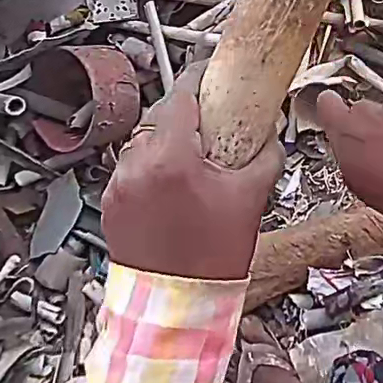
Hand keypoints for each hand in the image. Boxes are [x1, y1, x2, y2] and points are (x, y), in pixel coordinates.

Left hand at [102, 65, 284, 279]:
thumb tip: (270, 133)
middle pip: (162, 113)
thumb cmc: (210, 262)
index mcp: (172, 159)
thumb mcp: (250, 200)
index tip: (212, 73)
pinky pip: (132, 165)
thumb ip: (266, 156)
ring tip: (191, 159)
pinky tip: (172, 184)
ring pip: (144, 138)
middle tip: (210, 123)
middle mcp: (138, 165)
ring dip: (166, 138)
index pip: (183, 93)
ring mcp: (120, 183)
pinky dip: (151, 165)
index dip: (201, 76)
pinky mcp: (112, 199)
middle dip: (187, 112)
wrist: (176, 309)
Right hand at [315, 90, 382, 230]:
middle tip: (368, 151)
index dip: (328, 111)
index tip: (332, 119)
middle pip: (356, 109)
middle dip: (360, 126)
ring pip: (381, 114)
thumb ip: (344, 155)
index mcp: (345, 129)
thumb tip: (344, 149)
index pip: (325, 102)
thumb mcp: (356, 182)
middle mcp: (368, 113)